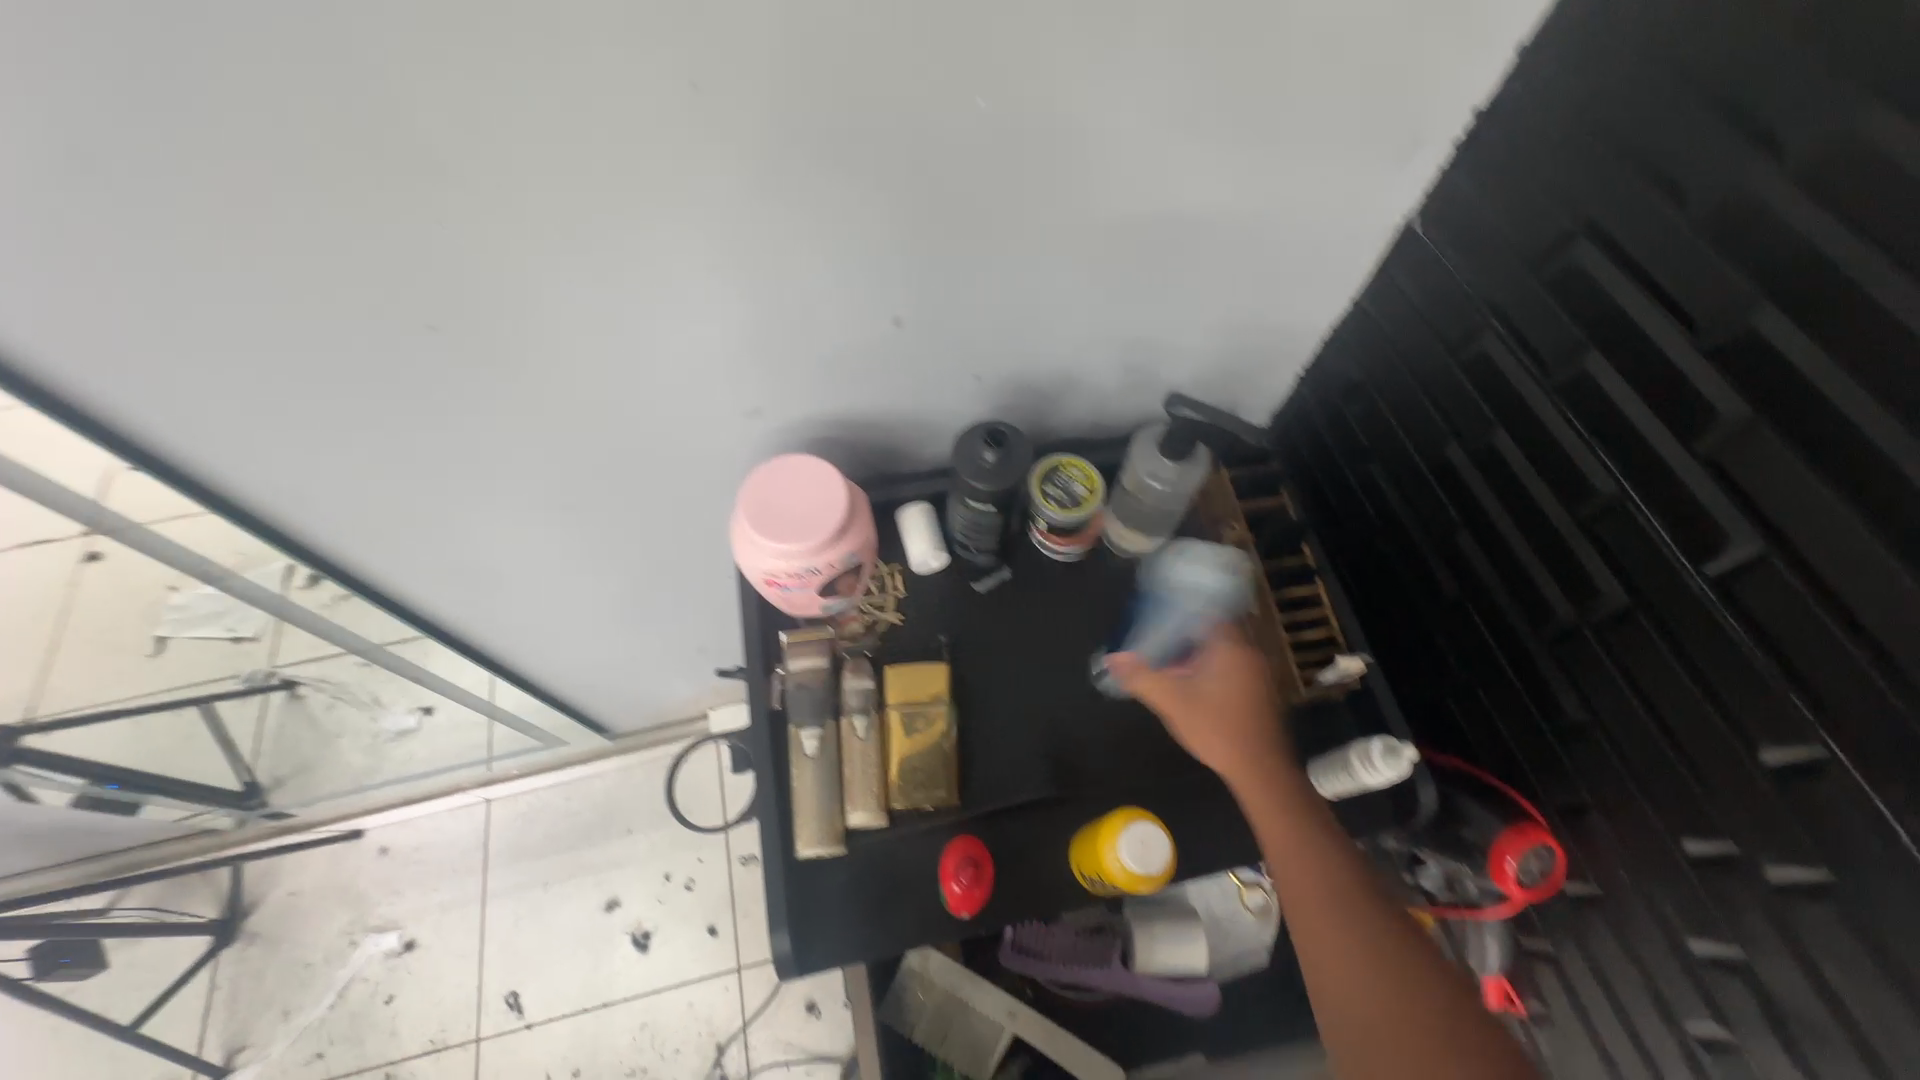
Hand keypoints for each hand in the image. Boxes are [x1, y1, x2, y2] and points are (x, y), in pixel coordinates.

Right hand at [1105, 625, 1294, 789]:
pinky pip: (1231, 669)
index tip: (1158, 618)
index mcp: (1229, 645)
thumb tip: (1112, 659)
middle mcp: (1248, 652)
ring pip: (1222, 652)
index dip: (1180, 613)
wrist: (1260, 769)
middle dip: (1185, 637)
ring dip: (1198, 656)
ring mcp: (1258, 673)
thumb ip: (1141, 676)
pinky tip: (1192, 688)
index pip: (1206, 611)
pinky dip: (1211, 671)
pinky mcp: (1259, 693)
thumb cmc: (1216, 727)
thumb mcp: (1171, 701)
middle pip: (1213, 632)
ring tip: (1170, 665)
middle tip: (1159, 642)